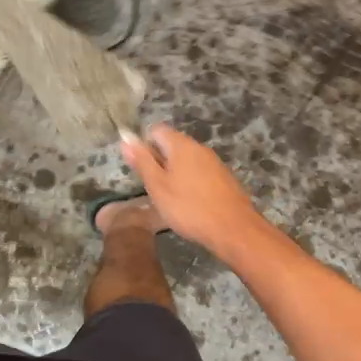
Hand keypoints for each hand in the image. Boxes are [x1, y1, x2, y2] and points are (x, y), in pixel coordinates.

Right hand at [120, 124, 278, 257]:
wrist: (234, 230)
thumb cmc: (189, 208)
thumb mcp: (157, 186)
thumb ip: (142, 161)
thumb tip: (126, 138)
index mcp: (181, 145)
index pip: (156, 130)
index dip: (143, 145)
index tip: (140, 168)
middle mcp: (199, 148)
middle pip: (172, 144)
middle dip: (158, 160)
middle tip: (152, 186)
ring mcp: (214, 163)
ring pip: (186, 160)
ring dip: (174, 173)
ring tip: (169, 197)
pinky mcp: (224, 178)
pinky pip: (200, 172)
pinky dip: (190, 182)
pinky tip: (189, 203)